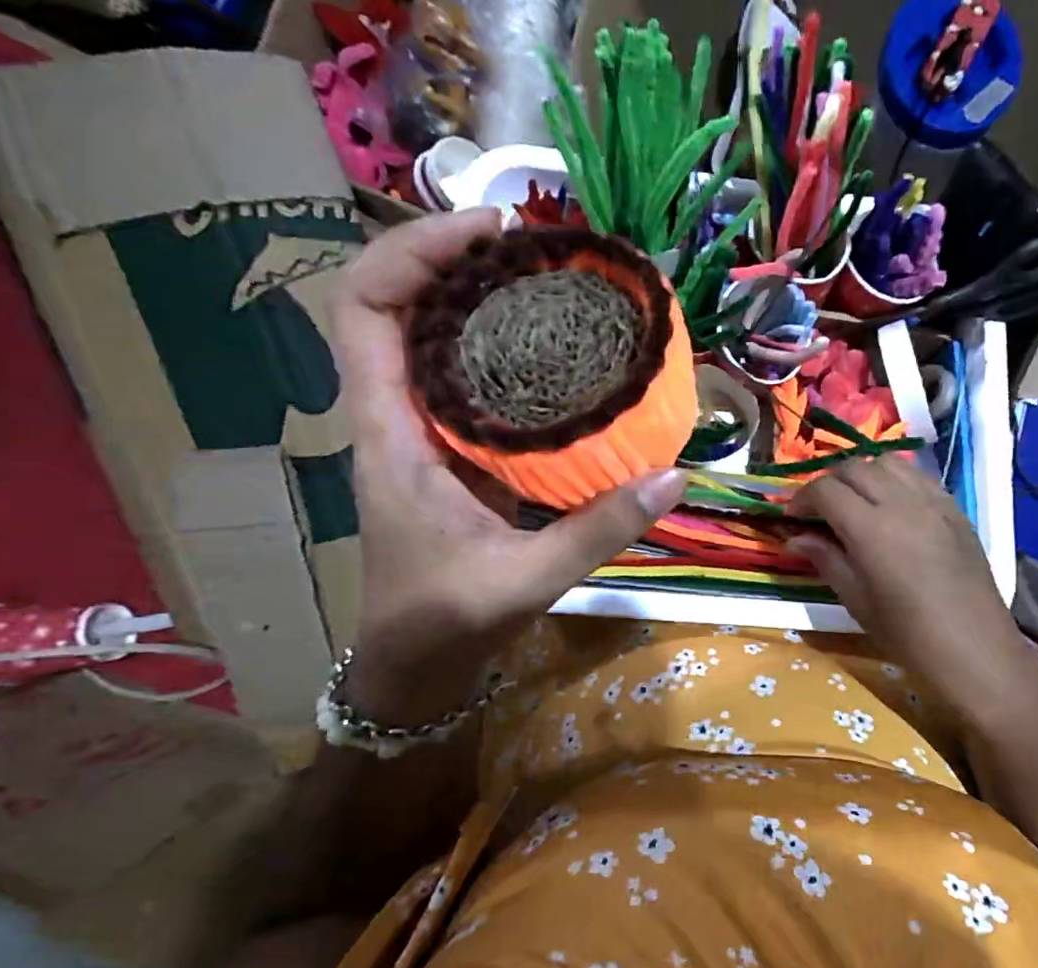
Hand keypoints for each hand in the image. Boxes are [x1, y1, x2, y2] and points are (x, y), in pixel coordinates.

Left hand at [331, 211, 685, 716]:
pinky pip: (470, 381)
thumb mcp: (528, 577)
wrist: (416, 664)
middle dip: (456, 261)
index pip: (363, 311)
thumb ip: (600, 529)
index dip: (410, 253)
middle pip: (398, 306)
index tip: (488, 233)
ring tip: (552, 284)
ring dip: (481, 300)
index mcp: (391, 435)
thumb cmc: (448, 622)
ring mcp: (424, 434)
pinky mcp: (454, 453)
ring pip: (432, 339)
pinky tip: (560, 354)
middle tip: (537, 250)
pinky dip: (505, 351)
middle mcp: (398, 419)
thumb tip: (674, 477)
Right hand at [787, 456, 1037, 718]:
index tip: (792, 517)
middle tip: (820, 510)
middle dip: (830, 482)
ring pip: (889, 464)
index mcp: (872, 528)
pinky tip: (893, 507)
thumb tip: (796, 539)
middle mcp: (903, 502)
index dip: (803, 498)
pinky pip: (920, 478)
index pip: (827, 490)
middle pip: (856, 468)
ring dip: (864, 475)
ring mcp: (934, 502)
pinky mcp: (956, 510)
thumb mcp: (858, 602)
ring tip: (856, 503)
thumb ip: (827, 560)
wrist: (975, 652)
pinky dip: (897, 481)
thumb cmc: (909, 637)